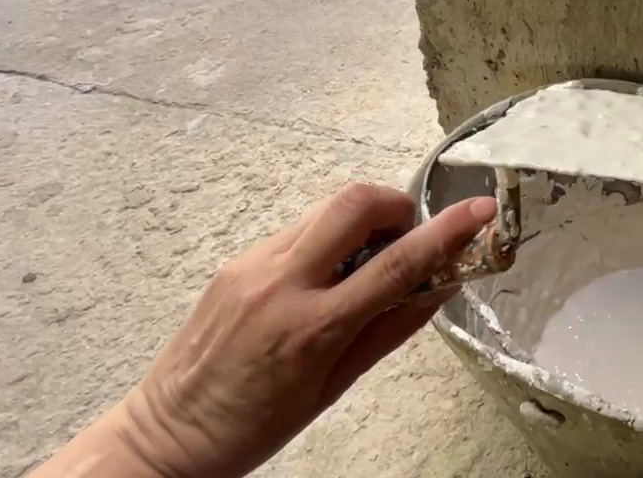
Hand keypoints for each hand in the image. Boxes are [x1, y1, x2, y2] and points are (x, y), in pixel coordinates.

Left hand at [33, 184, 496, 477]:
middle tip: (406, 236)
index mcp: (313, 328)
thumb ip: (393, 327)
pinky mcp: (237, 260)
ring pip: (329, 207)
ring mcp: (253, 265)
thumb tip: (442, 285)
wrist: (161, 439)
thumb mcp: (336, 385)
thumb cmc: (255, 424)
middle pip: (357, 202)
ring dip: (364, 218)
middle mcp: (282, 284)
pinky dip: (330, 235)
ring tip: (366, 258)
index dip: (447, 230)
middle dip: (397, 205)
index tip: (480, 209)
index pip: (396, 263)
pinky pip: (301, 226)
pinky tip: (326, 273)